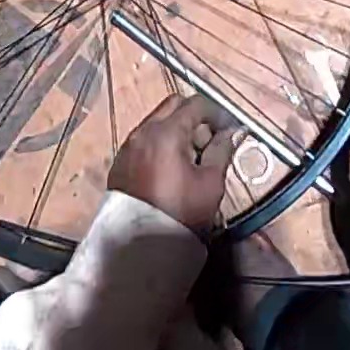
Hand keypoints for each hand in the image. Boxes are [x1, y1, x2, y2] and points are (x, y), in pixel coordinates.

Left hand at [108, 95, 241, 233]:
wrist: (139, 244)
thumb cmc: (179, 213)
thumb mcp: (210, 184)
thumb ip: (221, 151)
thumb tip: (228, 134)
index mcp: (166, 132)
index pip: (195, 104)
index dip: (216, 111)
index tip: (227, 125)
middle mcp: (143, 131)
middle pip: (173, 105)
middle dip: (194, 115)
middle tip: (209, 137)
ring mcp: (129, 144)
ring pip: (157, 120)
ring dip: (176, 128)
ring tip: (191, 156)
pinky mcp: (121, 159)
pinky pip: (144, 138)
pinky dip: (160, 141)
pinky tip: (171, 165)